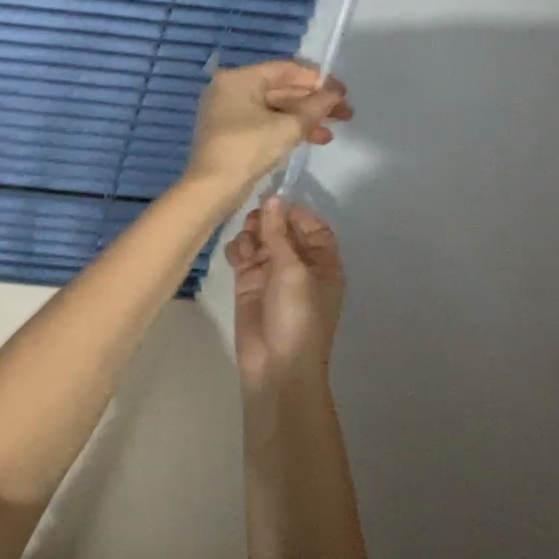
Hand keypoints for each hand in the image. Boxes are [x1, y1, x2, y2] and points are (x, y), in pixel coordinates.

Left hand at [185, 61, 350, 203]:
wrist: (213, 187)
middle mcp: (229, 89)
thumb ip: (315, 106)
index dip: (317, 79)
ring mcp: (228, 111)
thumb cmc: (249, 148)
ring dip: (304, 118)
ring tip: (331, 133)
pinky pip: (265, 122)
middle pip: (279, 88)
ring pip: (274, 108)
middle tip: (346, 113)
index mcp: (238, 79)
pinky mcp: (231, 131)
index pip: (284, 69)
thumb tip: (334, 93)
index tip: (343, 92)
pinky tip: (313, 139)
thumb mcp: (288, 126)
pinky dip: (287, 128)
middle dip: (313, 102)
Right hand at [227, 198, 345, 389]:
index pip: (312, 226)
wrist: (277, 362)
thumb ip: (278, 232)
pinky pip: (241, 255)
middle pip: (282, 229)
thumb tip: (273, 197)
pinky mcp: (248, 282)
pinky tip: (236, 258)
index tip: (273, 203)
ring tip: (246, 249)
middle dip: (267, 222)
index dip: (295, 213)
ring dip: (250, 236)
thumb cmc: (297, 315)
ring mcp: (272, 273)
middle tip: (254, 224)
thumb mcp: (292, 270)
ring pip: (259, 239)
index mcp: (322, 262)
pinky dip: (237, 251)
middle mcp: (298, 265)